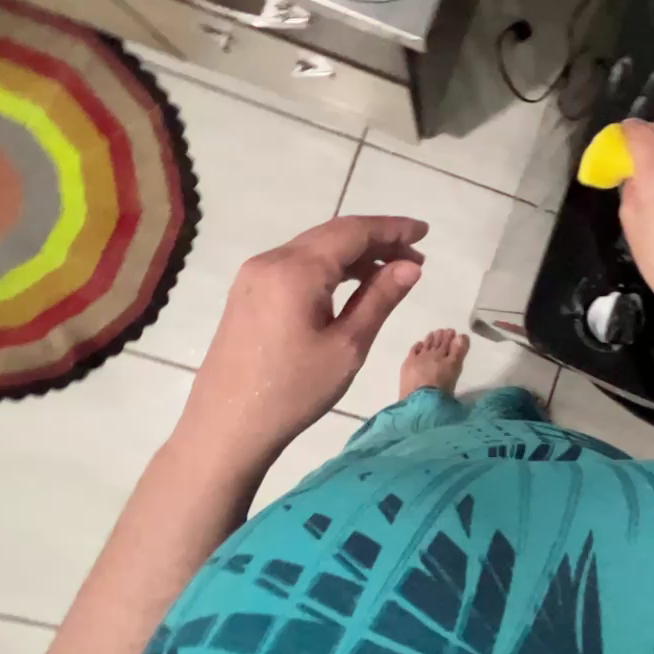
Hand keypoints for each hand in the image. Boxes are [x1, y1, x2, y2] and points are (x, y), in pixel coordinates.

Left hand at [174, 215, 426, 471]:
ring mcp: (255, 275)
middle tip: (417, 258)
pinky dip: (332, 268)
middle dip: (378, 240)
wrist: (227, 425)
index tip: (426, 232)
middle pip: (333, 234)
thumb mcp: (348, 345)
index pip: (353, 232)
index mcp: (296, 270)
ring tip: (393, 274)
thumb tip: (410, 267)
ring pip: (315, 249)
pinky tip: (354, 285)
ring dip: (356, 255)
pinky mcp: (249, 293)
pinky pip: (298, 265)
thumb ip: (380, 298)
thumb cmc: (294, 390)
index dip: (393, 228)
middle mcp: (271, 260)